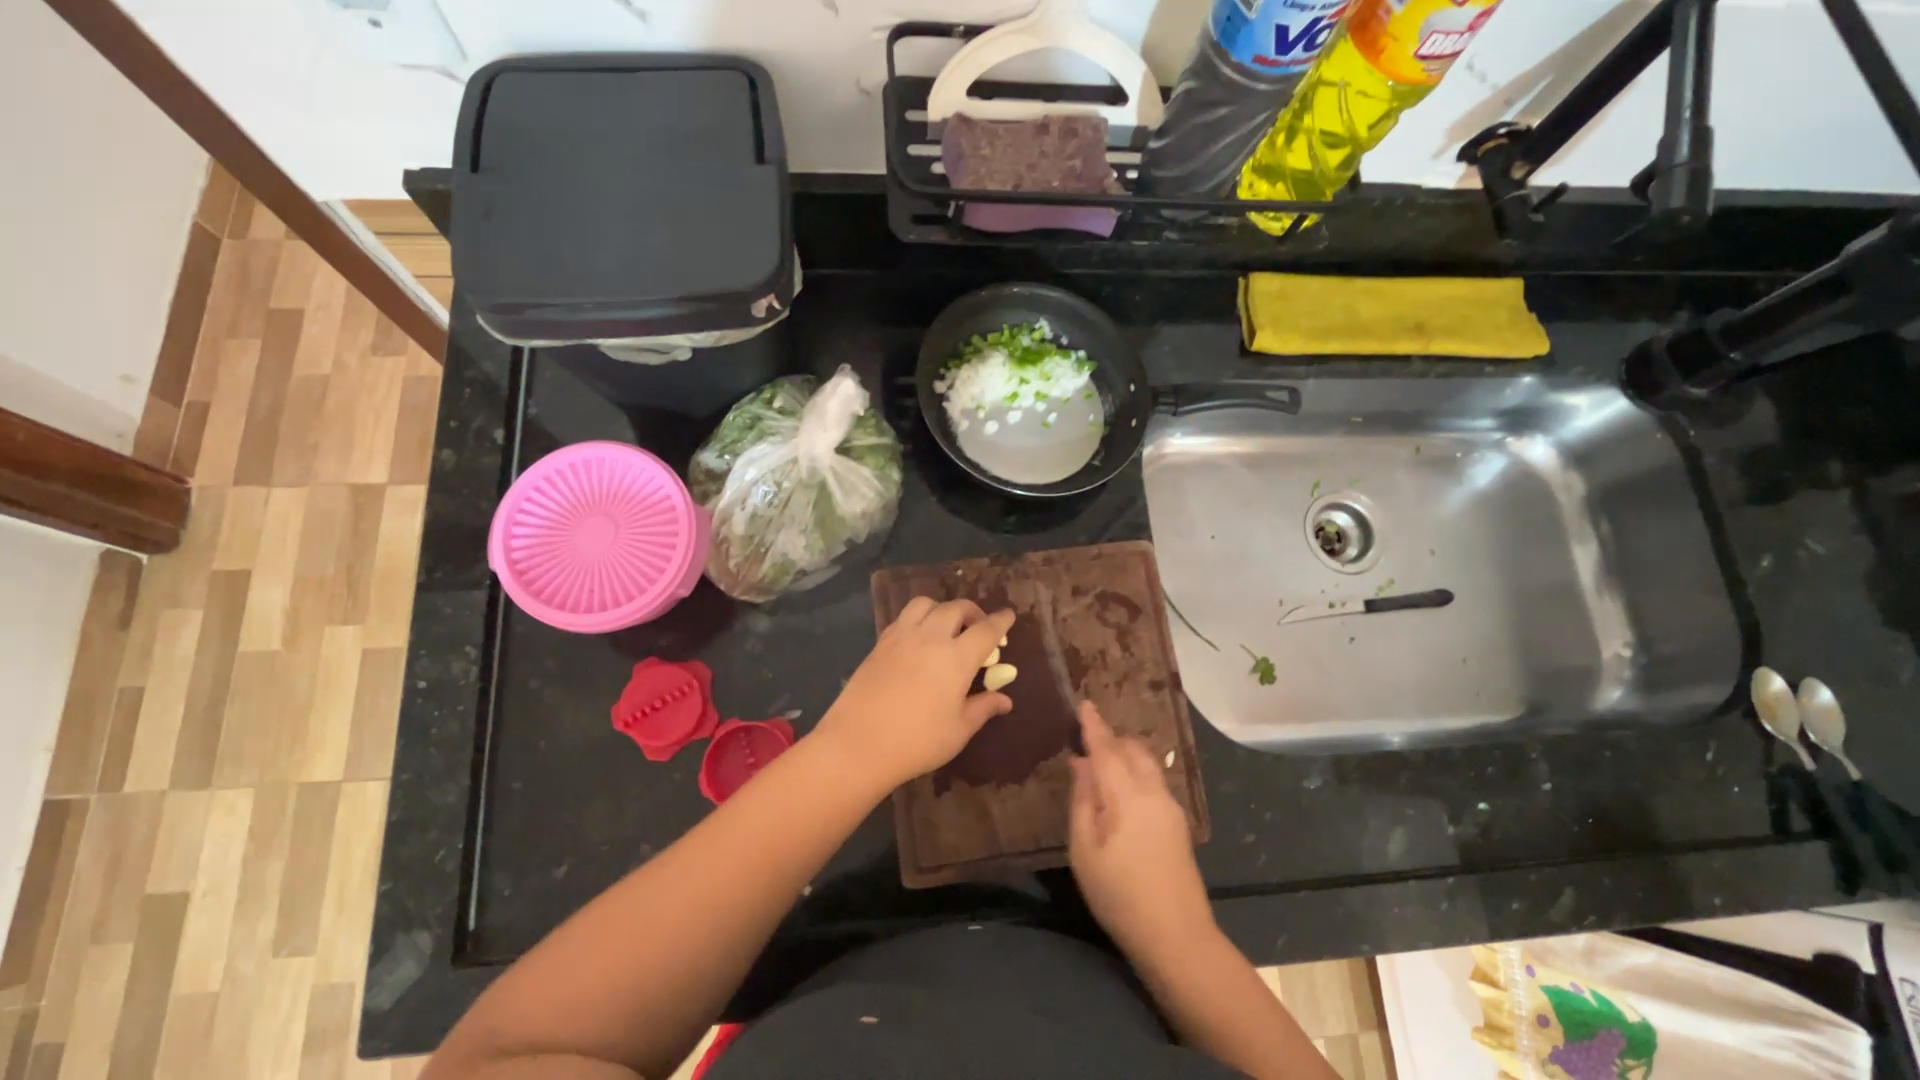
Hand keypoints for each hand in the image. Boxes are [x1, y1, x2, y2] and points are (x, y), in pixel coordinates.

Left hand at [813, 598, 1015, 790]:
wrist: (858, 744)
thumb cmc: (917, 741)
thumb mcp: (959, 730)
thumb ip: (983, 708)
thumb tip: (1005, 700)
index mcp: (957, 657)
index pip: (985, 630)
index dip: (1000, 622)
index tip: (1008, 616)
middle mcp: (930, 638)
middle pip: (956, 608)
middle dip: (972, 612)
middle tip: (978, 627)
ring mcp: (901, 638)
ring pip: (925, 604)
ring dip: (942, 609)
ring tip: (946, 627)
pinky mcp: (879, 645)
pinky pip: (903, 618)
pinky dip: (918, 619)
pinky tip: (918, 639)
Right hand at [1068, 701, 1213, 954]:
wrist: (1176, 935)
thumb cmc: (1118, 894)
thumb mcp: (1084, 849)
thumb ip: (1083, 800)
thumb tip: (1081, 764)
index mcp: (1127, 795)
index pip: (1107, 748)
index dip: (1093, 725)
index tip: (1083, 703)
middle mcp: (1154, 792)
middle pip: (1133, 750)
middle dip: (1111, 738)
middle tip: (1085, 738)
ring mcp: (1171, 808)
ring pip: (1147, 765)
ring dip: (1125, 755)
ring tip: (1099, 764)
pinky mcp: (1178, 824)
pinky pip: (1153, 782)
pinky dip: (1135, 773)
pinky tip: (1120, 792)